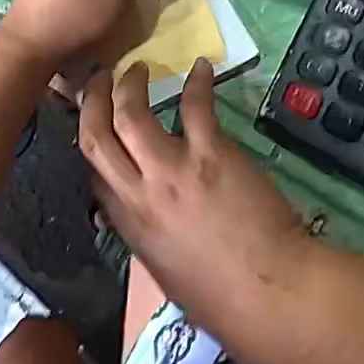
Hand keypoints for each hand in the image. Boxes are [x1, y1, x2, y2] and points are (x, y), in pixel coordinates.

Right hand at [80, 60, 309, 323]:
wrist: (272, 296)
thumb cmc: (221, 294)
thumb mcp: (163, 269)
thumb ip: (142, 232)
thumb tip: (130, 211)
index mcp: (129, 223)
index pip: (93, 170)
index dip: (91, 137)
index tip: (97, 118)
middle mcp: (140, 193)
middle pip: (96, 135)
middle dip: (93, 100)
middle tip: (101, 77)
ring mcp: (173, 171)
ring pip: (131, 114)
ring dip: (129, 85)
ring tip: (136, 68)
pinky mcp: (211, 154)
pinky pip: (195, 106)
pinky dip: (197, 82)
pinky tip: (201, 66)